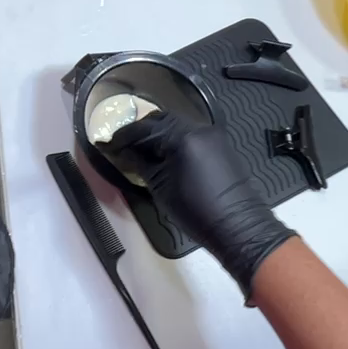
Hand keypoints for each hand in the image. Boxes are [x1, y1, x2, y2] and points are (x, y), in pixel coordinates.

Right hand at [107, 112, 297, 300]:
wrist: (239, 228)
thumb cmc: (196, 210)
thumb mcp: (160, 187)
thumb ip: (140, 164)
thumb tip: (124, 153)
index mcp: (182, 137)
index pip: (145, 128)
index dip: (124, 136)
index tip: (108, 144)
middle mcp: (199, 129)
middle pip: (161, 120)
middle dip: (140, 131)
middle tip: (124, 145)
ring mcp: (212, 136)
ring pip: (177, 125)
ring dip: (158, 134)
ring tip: (142, 150)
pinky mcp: (220, 146)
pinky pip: (190, 135)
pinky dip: (174, 140)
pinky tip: (164, 154)